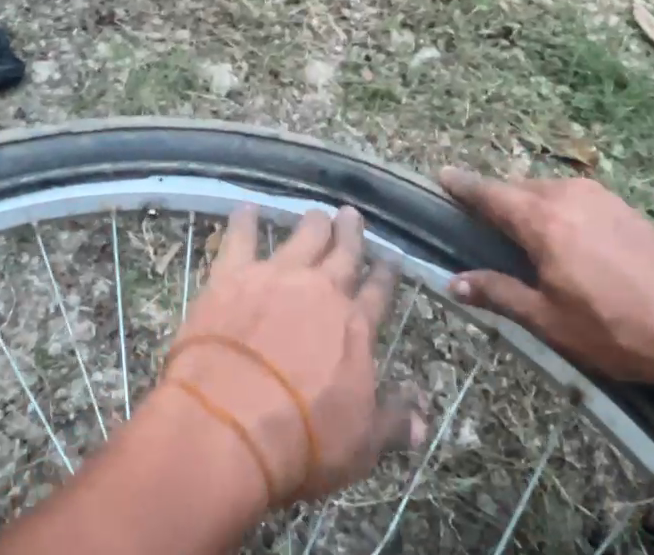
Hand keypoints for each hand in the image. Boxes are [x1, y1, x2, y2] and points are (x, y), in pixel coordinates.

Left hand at [163, 205, 422, 506]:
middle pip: (342, 254)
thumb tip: (422, 419)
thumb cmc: (303, 442)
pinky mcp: (231, 276)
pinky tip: (246, 206)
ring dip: (311, 224)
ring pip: (300, 238)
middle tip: (352, 215)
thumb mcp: (361, 446)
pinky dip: (243, 221)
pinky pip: (239, 239)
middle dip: (351, 234)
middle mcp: (320, 292)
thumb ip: (391, 424)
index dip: (385, 275)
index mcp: (356, 328)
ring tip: (316, 212)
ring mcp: (275, 278)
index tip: (390, 259)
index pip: (378, 293)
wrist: (230, 424)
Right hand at [439, 167, 653, 387]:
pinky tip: (568, 242)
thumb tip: (455, 283)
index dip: (463, 185)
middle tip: (481, 221)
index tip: (441, 174)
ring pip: (551, 193)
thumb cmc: (617, 330)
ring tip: (524, 236)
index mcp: (542, 220)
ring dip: (532, 206)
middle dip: (498, 200)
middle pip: (520, 189)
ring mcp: (603, 198)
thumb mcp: (549, 321)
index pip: (489, 193)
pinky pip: (578, 200)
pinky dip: (560, 212)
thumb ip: (500, 294)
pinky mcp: (628, 209)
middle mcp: (569, 196)